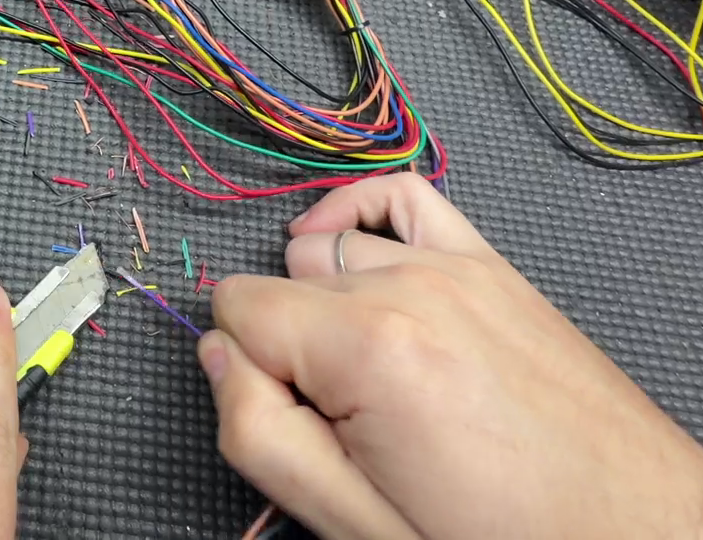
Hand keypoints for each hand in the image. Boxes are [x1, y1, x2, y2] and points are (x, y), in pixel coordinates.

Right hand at [199, 173, 702, 539]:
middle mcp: (404, 284)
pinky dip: (355, 211)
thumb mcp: (352, 524)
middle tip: (346, 416)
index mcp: (366, 348)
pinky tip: (348, 248)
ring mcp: (449, 264)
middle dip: (289, 346)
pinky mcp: (484, 262)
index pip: (233, 310)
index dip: (252, 372)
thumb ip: (255, 432)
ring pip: (321, 251)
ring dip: (324, 303)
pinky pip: (397, 196)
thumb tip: (218, 355)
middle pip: (276, 283)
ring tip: (369, 368)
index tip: (304, 423)